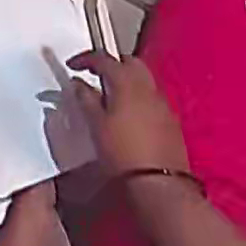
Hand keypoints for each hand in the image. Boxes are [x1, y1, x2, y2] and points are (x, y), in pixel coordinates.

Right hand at [66, 50, 187, 176]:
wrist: (160, 186)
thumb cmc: (121, 151)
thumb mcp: (95, 123)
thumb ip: (85, 98)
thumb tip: (78, 84)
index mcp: (126, 82)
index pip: (104, 59)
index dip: (85, 59)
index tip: (73, 66)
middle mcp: (147, 88)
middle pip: (130, 62)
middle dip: (112, 63)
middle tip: (95, 74)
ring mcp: (163, 105)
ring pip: (143, 80)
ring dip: (126, 81)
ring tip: (110, 96)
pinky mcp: (172, 123)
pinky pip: (152, 99)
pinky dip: (138, 98)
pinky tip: (129, 115)